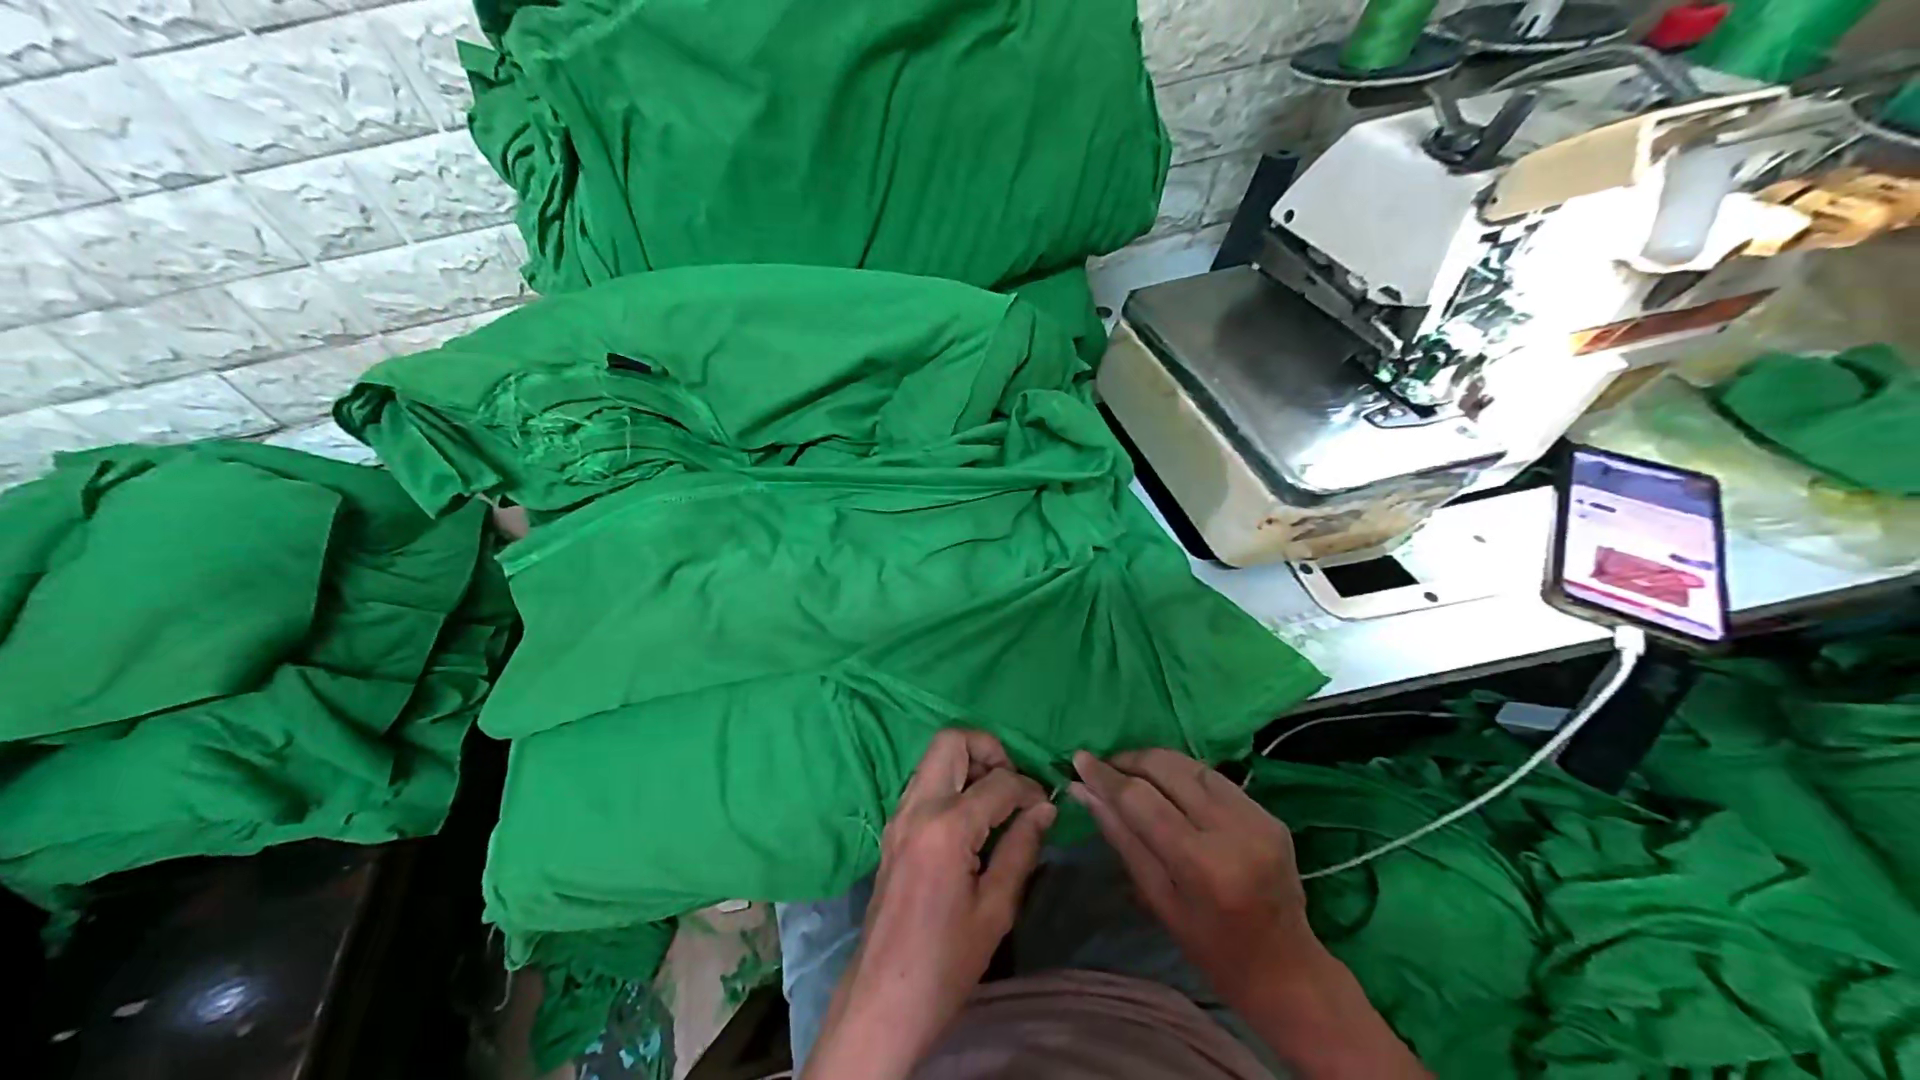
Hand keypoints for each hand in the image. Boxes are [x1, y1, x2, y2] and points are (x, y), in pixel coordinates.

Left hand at [803, 730, 1055, 1078]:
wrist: (883, 998)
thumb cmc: (946, 962)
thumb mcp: (996, 909)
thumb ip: (1021, 848)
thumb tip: (1043, 808)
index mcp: (946, 827)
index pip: (998, 781)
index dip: (1029, 789)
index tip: (1045, 808)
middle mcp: (917, 808)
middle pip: (952, 740)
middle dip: (990, 750)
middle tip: (1014, 786)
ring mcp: (898, 816)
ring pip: (935, 757)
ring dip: (969, 763)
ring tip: (999, 802)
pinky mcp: (892, 829)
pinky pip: (925, 783)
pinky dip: (952, 783)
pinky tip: (974, 818)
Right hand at [1070, 748, 1310, 1002]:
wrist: (1286, 968)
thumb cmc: (1210, 948)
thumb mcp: (1157, 897)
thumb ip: (1121, 837)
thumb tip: (1084, 791)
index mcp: (1202, 864)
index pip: (1141, 800)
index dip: (1106, 776)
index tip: (1079, 759)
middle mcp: (1233, 830)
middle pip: (1168, 769)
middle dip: (1129, 760)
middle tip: (1103, 766)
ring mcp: (1257, 817)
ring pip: (1192, 765)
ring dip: (1155, 761)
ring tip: (1129, 768)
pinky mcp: (1269, 813)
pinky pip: (1215, 778)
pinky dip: (1184, 773)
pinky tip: (1166, 781)